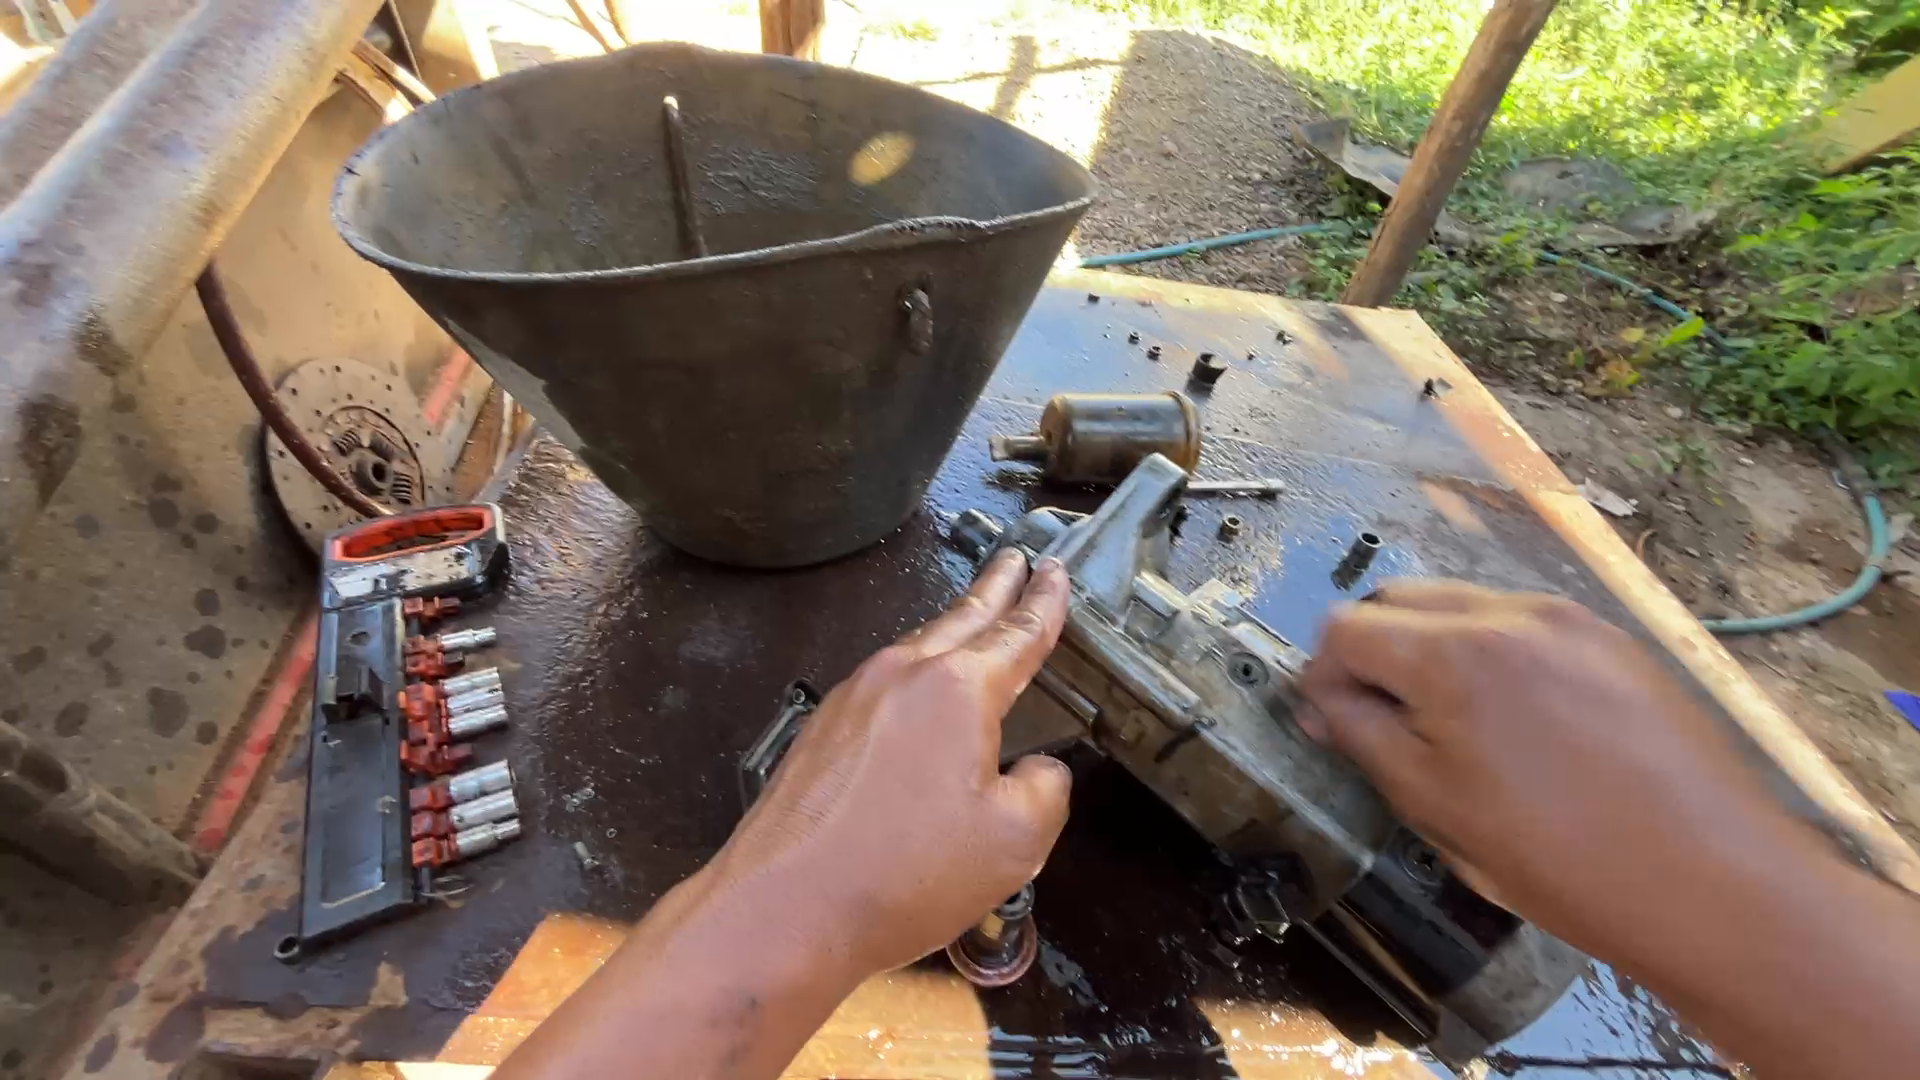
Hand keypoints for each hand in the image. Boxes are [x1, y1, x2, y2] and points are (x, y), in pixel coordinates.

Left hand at [707, 549, 1073, 978]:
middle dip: (997, 585)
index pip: (1017, 633)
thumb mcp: (1014, 842)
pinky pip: (888, 677)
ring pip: (920, 643)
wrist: (782, 905)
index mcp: (958, 689)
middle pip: (963, 616)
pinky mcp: (825, 722)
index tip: (1053, 571)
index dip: (1044, 602)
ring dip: (957, 623)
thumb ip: (1045, 790)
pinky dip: (919, 665)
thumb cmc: (909, 873)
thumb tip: (1037, 768)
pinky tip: (921, 685)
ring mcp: (856, 692)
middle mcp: (904, 671)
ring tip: (979, 612)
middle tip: (1018, 558)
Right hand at [1295, 580, 1790, 949]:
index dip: (1322, 671)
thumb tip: (1317, 700)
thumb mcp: (1427, 799)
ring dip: (1423, 645)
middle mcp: (1509, 613)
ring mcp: (1568, 620)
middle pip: (1394, 598)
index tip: (1330, 716)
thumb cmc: (1556, 854)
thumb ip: (1356, 731)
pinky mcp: (1610, 639)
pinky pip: (1513, 621)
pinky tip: (1507, 712)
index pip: (1345, 626)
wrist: (1724, 893)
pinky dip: (1482, 650)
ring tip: (1445, 714)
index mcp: (1455, 652)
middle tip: (1379, 712)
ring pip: (1453, 603)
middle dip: (1369, 649)